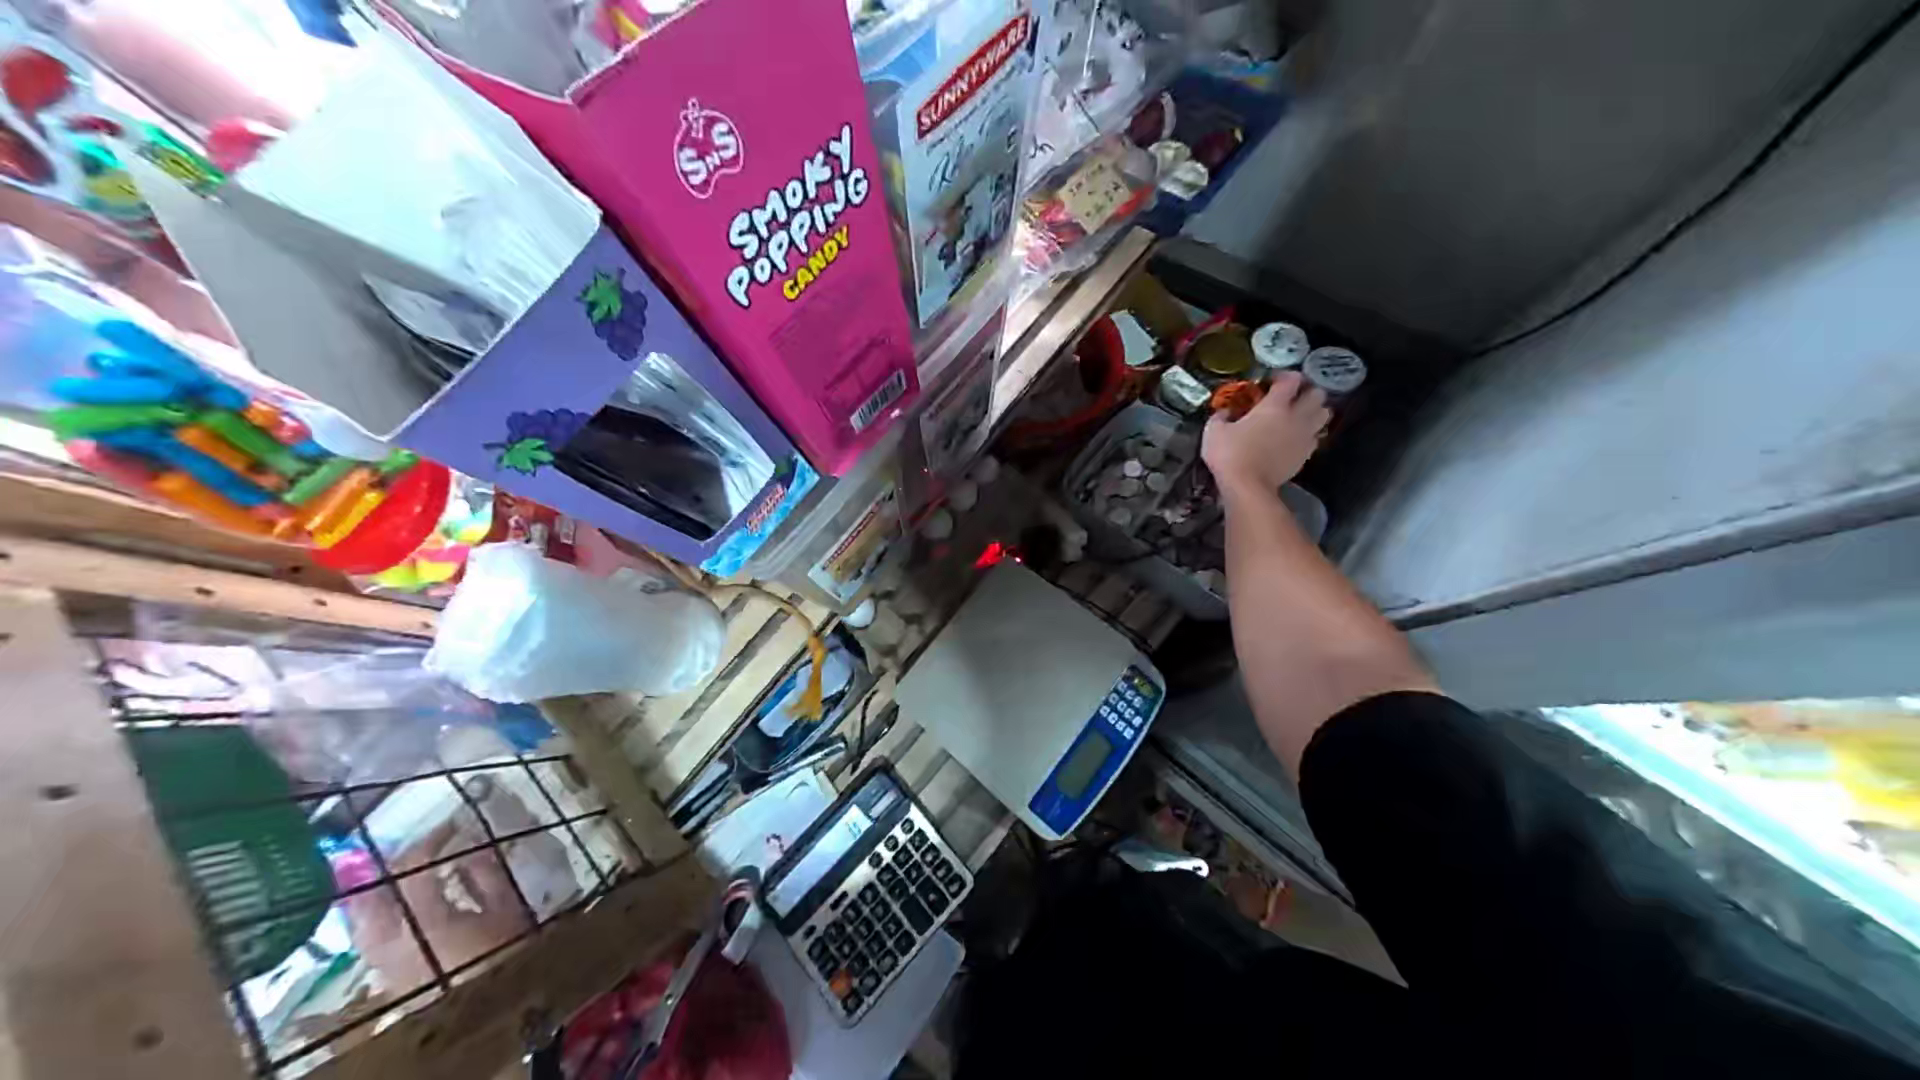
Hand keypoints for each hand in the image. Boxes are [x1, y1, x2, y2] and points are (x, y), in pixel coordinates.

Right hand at [1202, 372, 1328, 498]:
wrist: (1248, 487)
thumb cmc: (1230, 455)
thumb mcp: (1214, 432)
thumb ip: (1221, 417)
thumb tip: (1225, 412)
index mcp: (1274, 406)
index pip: (1291, 379)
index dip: (1284, 375)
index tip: (1273, 381)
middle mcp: (1295, 416)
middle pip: (1317, 394)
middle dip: (1307, 391)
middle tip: (1292, 397)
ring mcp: (1303, 436)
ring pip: (1324, 414)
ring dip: (1314, 411)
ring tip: (1300, 415)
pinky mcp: (1306, 455)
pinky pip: (1316, 437)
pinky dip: (1310, 433)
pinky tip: (1296, 437)